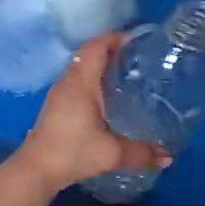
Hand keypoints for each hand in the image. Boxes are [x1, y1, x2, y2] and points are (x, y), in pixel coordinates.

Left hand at [14, 33, 167, 192]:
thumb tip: (168, 156)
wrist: (37, 168)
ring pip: (79, 68)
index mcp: (81, 83)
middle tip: (135, 56)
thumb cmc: (73, 151)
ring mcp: (58, 93)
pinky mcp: (54, 105)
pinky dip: (90, 79)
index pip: (95, 47)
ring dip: (98, 65)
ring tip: (124, 73)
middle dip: (110, 50)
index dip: (113, 38)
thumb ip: (141, 152)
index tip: (135, 39)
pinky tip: (104, 96)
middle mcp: (67, 81)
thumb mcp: (111, 153)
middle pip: (87, 54)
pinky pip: (74, 81)